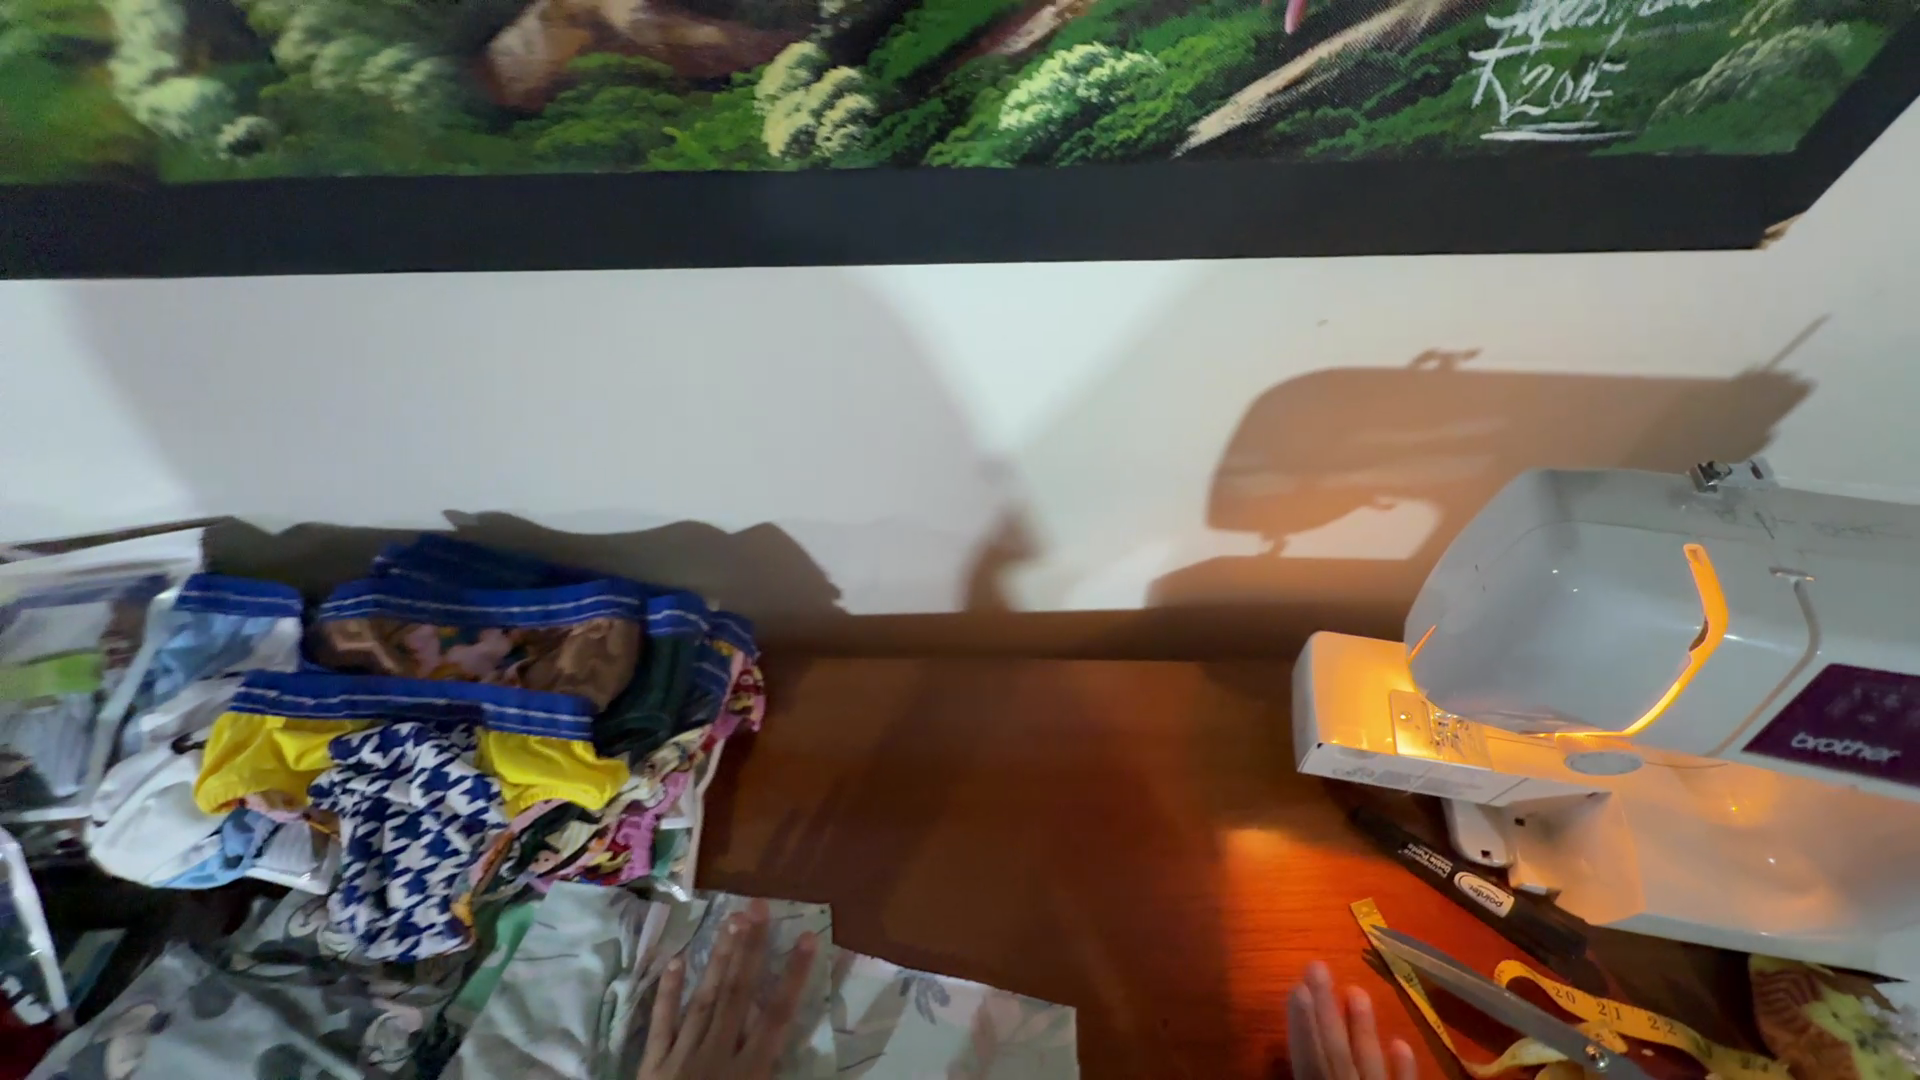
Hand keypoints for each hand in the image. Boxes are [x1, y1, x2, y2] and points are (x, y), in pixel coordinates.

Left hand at [638, 899, 818, 1079]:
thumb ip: (779, 1074)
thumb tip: (817, 1072)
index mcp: (748, 1072)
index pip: (776, 1015)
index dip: (793, 975)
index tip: (807, 936)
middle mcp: (717, 1054)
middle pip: (738, 993)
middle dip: (750, 949)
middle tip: (758, 906)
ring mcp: (682, 1057)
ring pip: (705, 998)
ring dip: (719, 958)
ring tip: (731, 920)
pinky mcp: (652, 1067)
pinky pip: (661, 1025)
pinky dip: (667, 994)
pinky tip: (675, 962)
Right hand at [1288, 960, 1417, 1079]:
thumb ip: (1307, 1073)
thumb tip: (1264, 1070)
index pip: (1309, 1061)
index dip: (1303, 1026)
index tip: (1297, 985)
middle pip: (1336, 1052)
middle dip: (1326, 1009)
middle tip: (1316, 964)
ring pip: (1369, 1063)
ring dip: (1363, 1028)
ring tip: (1357, 989)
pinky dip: (1404, 1069)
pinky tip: (1402, 1043)